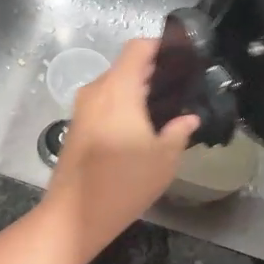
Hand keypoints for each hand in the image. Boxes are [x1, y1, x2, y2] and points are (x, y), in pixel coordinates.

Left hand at [42, 38, 198, 252]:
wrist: (75, 216)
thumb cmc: (124, 183)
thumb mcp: (163, 159)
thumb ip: (178, 131)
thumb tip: (188, 118)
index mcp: (118, 90)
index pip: (138, 48)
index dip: (160, 47)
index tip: (182, 61)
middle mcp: (96, 92)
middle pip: (125, 67)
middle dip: (152, 74)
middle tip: (180, 90)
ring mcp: (81, 109)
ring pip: (113, 87)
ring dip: (135, 92)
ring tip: (162, 111)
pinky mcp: (76, 127)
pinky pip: (103, 104)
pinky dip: (122, 107)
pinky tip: (139, 129)